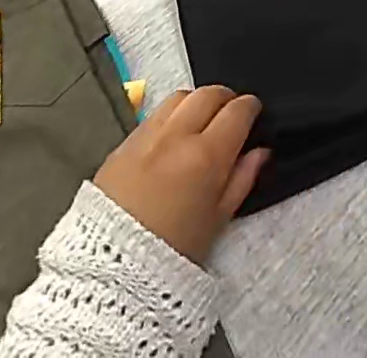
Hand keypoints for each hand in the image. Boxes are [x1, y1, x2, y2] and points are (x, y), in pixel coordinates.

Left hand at [93, 86, 269, 262]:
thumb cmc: (172, 251)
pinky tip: (171, 138)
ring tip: (200, 121)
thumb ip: (243, 179)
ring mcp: (145, 139)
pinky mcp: (120, 147)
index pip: (238, 110)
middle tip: (231, 113)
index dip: (251, 108)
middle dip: (226, 98)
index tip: (254, 114)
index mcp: (207, 155)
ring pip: (179, 98)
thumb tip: (260, 152)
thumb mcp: (218, 219)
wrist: (107, 273)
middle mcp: (176, 137)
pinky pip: (152, 117)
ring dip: (196, 103)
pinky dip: (169, 118)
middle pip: (209, 94)